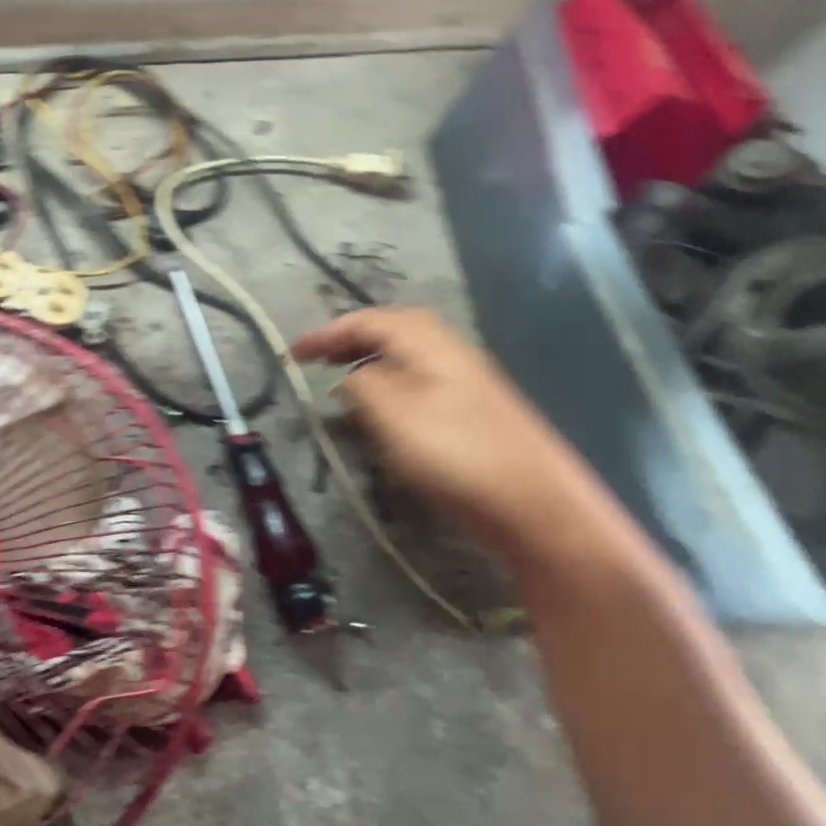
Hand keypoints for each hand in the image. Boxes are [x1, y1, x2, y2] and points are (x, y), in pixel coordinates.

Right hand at [291, 308, 602, 548]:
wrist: (533, 504)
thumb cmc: (456, 455)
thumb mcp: (394, 416)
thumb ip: (363, 386)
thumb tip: (350, 376)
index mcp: (430, 346)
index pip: (369, 321)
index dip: (327, 332)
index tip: (292, 352)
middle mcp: (450, 353)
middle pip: (394, 328)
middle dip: (351, 336)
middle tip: (317, 356)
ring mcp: (465, 381)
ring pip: (408, 353)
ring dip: (370, 356)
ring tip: (340, 375)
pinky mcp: (471, 410)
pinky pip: (418, 376)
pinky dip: (389, 378)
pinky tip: (381, 406)